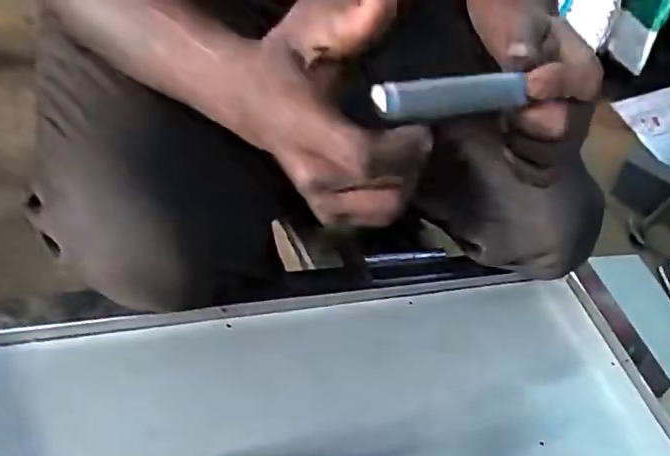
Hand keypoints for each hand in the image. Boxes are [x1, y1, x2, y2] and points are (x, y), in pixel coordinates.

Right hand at [234, 0, 432, 226]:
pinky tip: (390, 174)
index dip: (402, 151)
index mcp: (305, 129)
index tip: (423, 130)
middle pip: (384, 194)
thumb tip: (388, 1)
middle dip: (411, 168)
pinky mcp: (328, 215)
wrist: (246, 99)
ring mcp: (319, 201)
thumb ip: (352, 23)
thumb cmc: (284, 61)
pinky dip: (391, 199)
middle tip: (418, 141)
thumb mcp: (312, 30)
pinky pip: (374, 219)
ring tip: (405, 156)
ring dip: (405, 185)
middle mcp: (312, 175)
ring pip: (384, 211)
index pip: (364, 158)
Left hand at [466, 0, 600, 183]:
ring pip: (551, 156)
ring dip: (521, 142)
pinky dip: (522, 167)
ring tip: (505, 122)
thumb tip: (520, 58)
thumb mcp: (525, 25)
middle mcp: (584, 113)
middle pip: (563, 127)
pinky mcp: (554, 160)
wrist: (522, 58)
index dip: (552, 87)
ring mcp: (571, 141)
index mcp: (587, 74)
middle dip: (529, 119)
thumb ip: (524, 38)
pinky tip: (508, 149)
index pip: (581, 84)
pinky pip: (542, 176)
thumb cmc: (526, 38)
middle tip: (508, 107)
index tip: (527, 84)